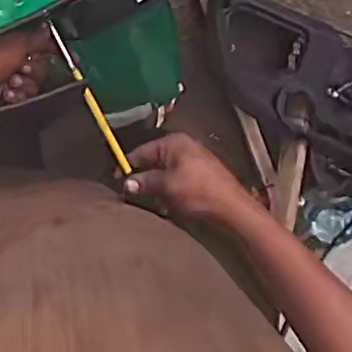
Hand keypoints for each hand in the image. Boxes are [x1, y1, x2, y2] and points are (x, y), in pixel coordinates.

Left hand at [0, 24, 52, 114]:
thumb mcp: (15, 43)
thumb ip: (36, 37)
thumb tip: (49, 31)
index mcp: (4, 31)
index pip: (36, 37)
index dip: (48, 47)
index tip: (58, 54)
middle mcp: (0, 50)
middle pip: (36, 62)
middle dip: (35, 69)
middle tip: (25, 69)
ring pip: (28, 81)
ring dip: (26, 85)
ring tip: (13, 83)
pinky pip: (17, 95)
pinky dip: (16, 96)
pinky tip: (8, 93)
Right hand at [123, 133, 263, 226]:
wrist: (233, 209)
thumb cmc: (200, 191)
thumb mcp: (166, 186)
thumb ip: (145, 182)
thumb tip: (128, 183)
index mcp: (175, 143)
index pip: (143, 150)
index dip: (129, 164)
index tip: (118, 177)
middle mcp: (186, 147)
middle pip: (155, 162)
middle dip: (145, 179)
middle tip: (135, 193)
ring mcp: (196, 162)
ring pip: (167, 174)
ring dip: (159, 189)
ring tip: (157, 203)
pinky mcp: (203, 177)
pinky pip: (179, 182)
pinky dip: (172, 192)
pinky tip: (172, 205)